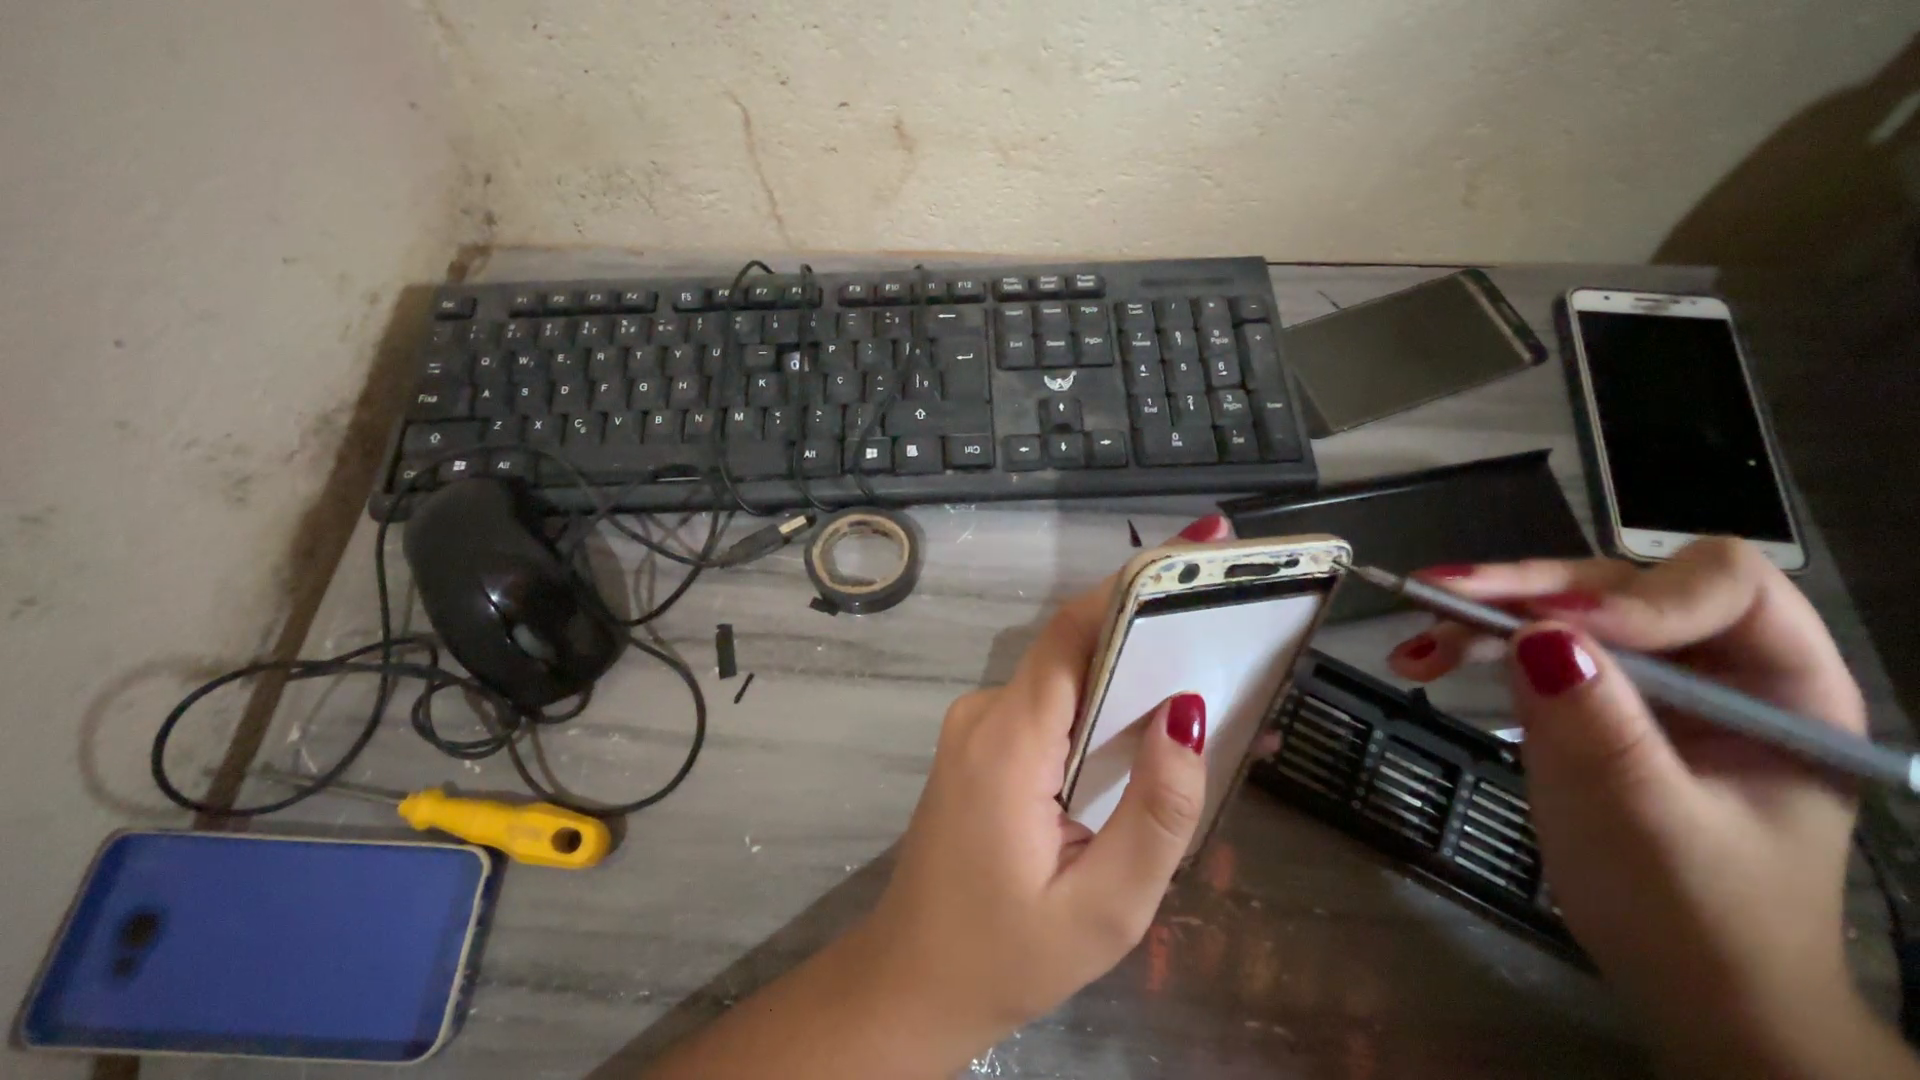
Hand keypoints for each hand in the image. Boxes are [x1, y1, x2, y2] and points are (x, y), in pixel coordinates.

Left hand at [643, 516, 1230, 1079]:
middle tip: (1232, 610)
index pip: (1071, 635)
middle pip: (1073, 647)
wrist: (912, 985)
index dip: (1132, 583)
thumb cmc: (1006, 957)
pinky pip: (1052, 708)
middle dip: (1152, 622)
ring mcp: (978, 729)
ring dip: (1133, 670)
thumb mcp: (1105, 910)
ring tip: (1214, 668)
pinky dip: (1104, 707)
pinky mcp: (984, 748)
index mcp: (1008, 744)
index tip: (1199, 549)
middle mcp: (985, 717)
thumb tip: (1189, 714)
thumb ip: (1155, 815)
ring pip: (1066, 678)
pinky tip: (1155, 729)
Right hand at [1386, 539, 1907, 1073]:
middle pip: (1624, 586)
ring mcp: (1656, 681)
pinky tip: (1425, 658)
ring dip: (1486, 617)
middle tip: (1437, 597)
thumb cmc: (1694, 917)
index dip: (1635, 594)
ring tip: (1413, 642)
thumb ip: (1598, 725)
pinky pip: (1539, 649)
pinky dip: (1480, 647)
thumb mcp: (1644, 823)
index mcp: (1783, 688)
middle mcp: (1721, 665)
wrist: (1693, 990)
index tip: (1549, 626)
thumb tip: (1533, 635)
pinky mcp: (1600, 699)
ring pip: (1568, 610)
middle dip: (1530, 592)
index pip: (1721, 589)